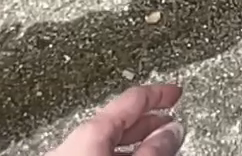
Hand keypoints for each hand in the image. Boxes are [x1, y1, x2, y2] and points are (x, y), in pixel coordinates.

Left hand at [49, 84, 185, 155]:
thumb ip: (155, 145)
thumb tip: (174, 129)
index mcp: (91, 129)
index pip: (135, 97)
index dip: (161, 92)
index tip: (177, 92)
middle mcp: (73, 139)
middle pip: (118, 119)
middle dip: (148, 119)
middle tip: (171, 122)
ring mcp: (65, 154)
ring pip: (105, 139)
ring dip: (132, 139)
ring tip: (154, 145)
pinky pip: (92, 151)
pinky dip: (114, 151)